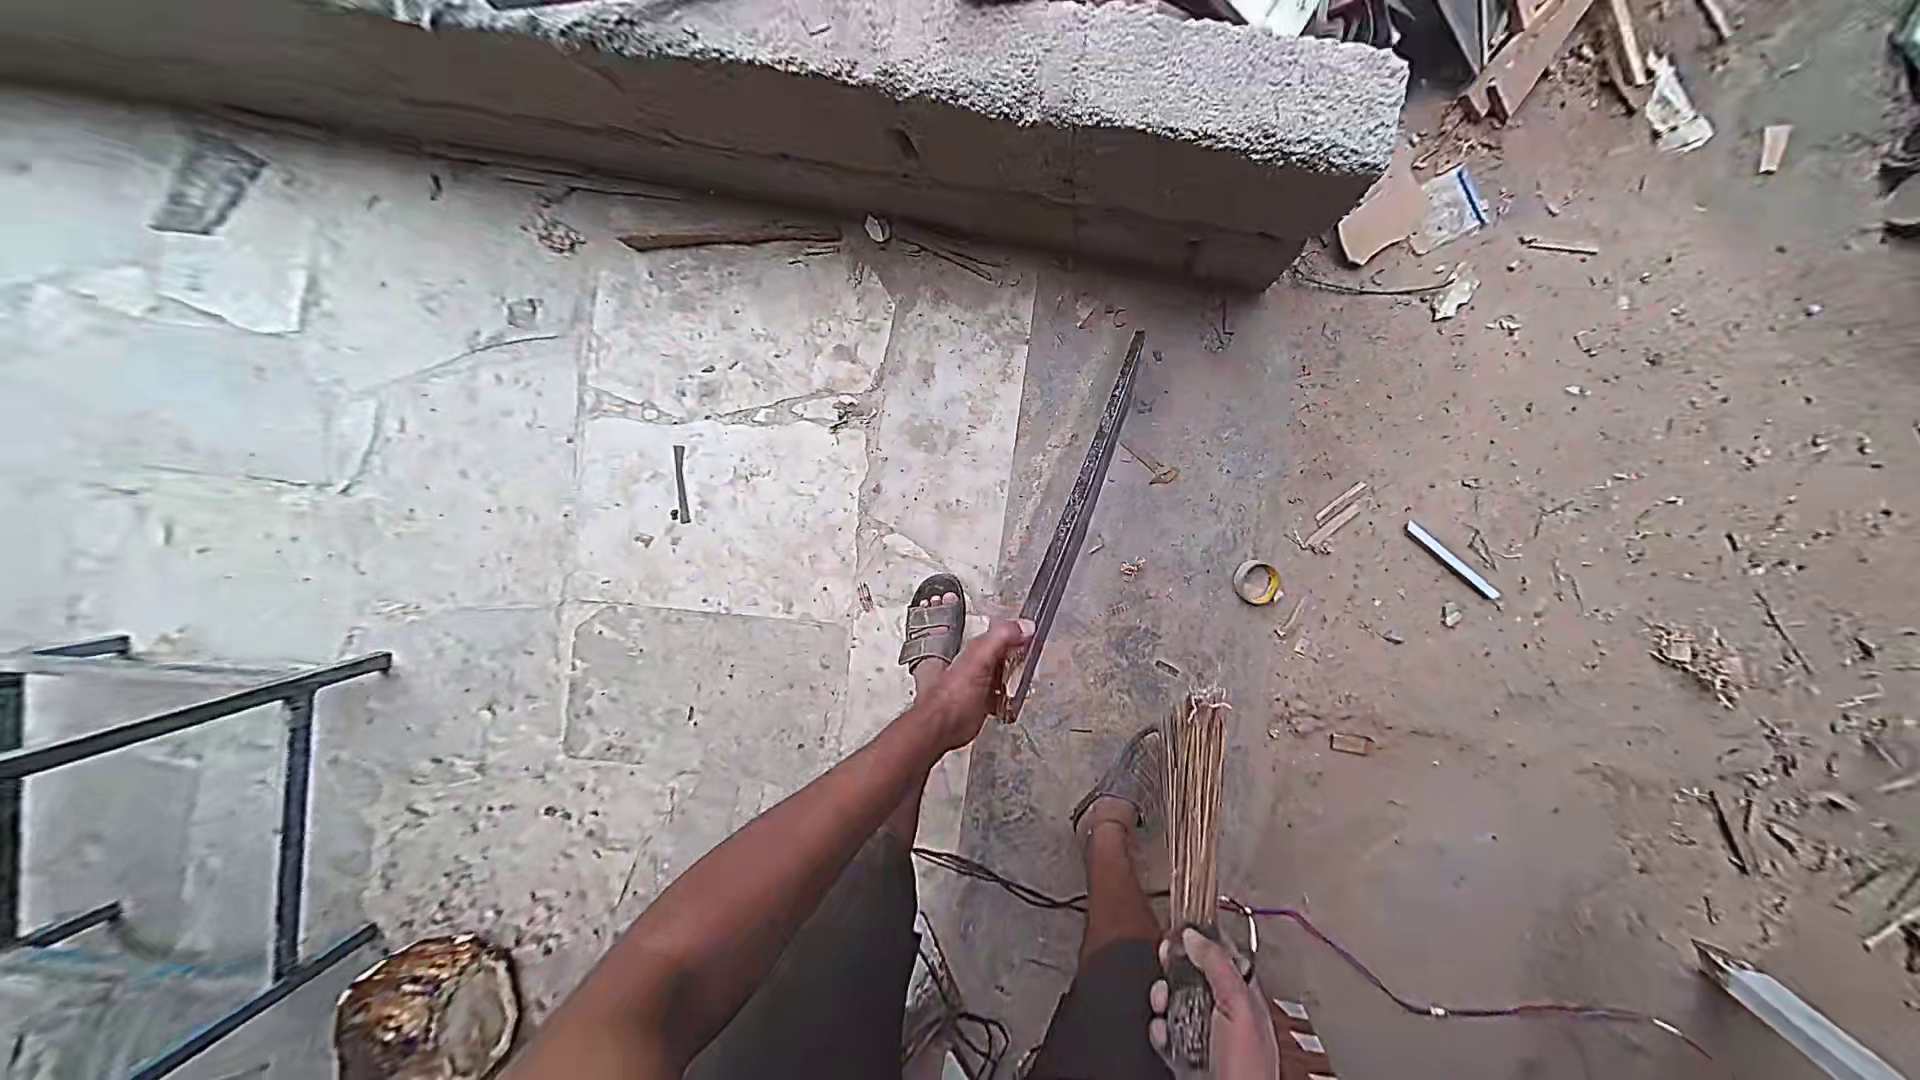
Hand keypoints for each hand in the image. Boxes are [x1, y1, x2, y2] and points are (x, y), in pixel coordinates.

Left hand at [915, 617, 1032, 752]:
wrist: (941, 726)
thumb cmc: (953, 695)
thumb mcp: (979, 659)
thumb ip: (1000, 638)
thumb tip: (1024, 625)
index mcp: (979, 649)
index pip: (1006, 633)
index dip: (1022, 635)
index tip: (1036, 642)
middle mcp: (980, 663)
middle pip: (1010, 655)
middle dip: (1024, 661)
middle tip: (1030, 669)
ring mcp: (983, 683)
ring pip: (1009, 675)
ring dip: (1019, 681)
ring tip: (1022, 687)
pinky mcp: (985, 702)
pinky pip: (1005, 697)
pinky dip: (1011, 701)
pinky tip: (1010, 705)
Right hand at [1149, 927, 1279, 1079]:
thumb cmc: (1248, 1073)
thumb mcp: (1239, 1008)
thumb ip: (1218, 966)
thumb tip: (1194, 935)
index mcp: (1246, 1000)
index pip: (1223, 956)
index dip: (1203, 939)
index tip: (1183, 928)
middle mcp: (1225, 1016)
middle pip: (1194, 976)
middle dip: (1176, 967)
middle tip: (1166, 958)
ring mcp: (1204, 1036)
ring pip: (1176, 1001)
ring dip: (1162, 997)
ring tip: (1161, 1002)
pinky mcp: (1186, 1056)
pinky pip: (1164, 1031)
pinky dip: (1158, 1029)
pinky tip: (1161, 1032)